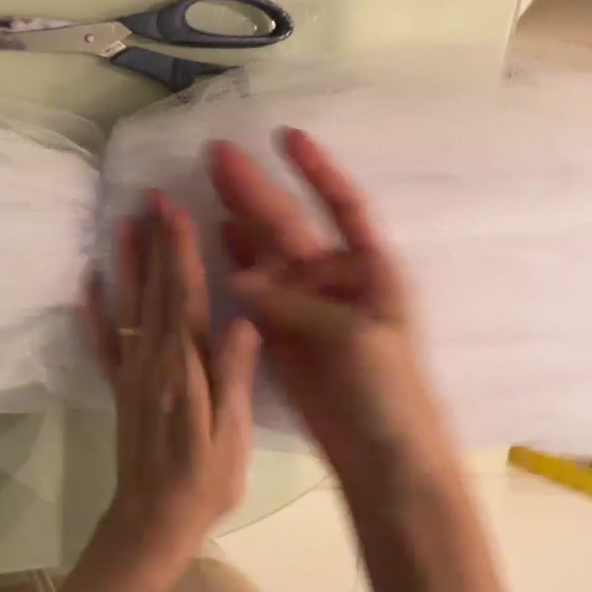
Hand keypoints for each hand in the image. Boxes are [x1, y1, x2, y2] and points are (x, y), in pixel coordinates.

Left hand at [81, 190, 259, 569]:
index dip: (179, 252)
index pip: (183, 297)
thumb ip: (233, 375)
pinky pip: (102, 341)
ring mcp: (129, 372)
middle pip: (153, 291)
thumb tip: (242, 319)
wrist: (152, 517)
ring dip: (124, 264)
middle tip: (150, 197)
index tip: (175, 210)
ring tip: (121, 224)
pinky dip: (94, 309)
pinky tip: (89, 281)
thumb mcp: (231, 435)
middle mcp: (150, 361)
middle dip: (155, 242)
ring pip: (126, 306)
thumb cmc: (204, 482)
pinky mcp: (118, 386)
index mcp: (184, 369)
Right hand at [208, 129, 455, 487]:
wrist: (384, 455)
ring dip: (237, 218)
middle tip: (215, 152)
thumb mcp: (354, 338)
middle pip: (289, 224)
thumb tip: (236, 277)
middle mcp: (335, 279)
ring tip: (204, 185)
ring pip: (264, 251)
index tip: (287, 135)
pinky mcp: (280, 332)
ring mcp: (305, 305)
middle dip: (255, 188)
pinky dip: (233, 263)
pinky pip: (252, 289)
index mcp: (370, 270)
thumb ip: (297, 302)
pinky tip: (214, 239)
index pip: (343, 206)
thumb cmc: (387, 392)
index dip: (317, 170)